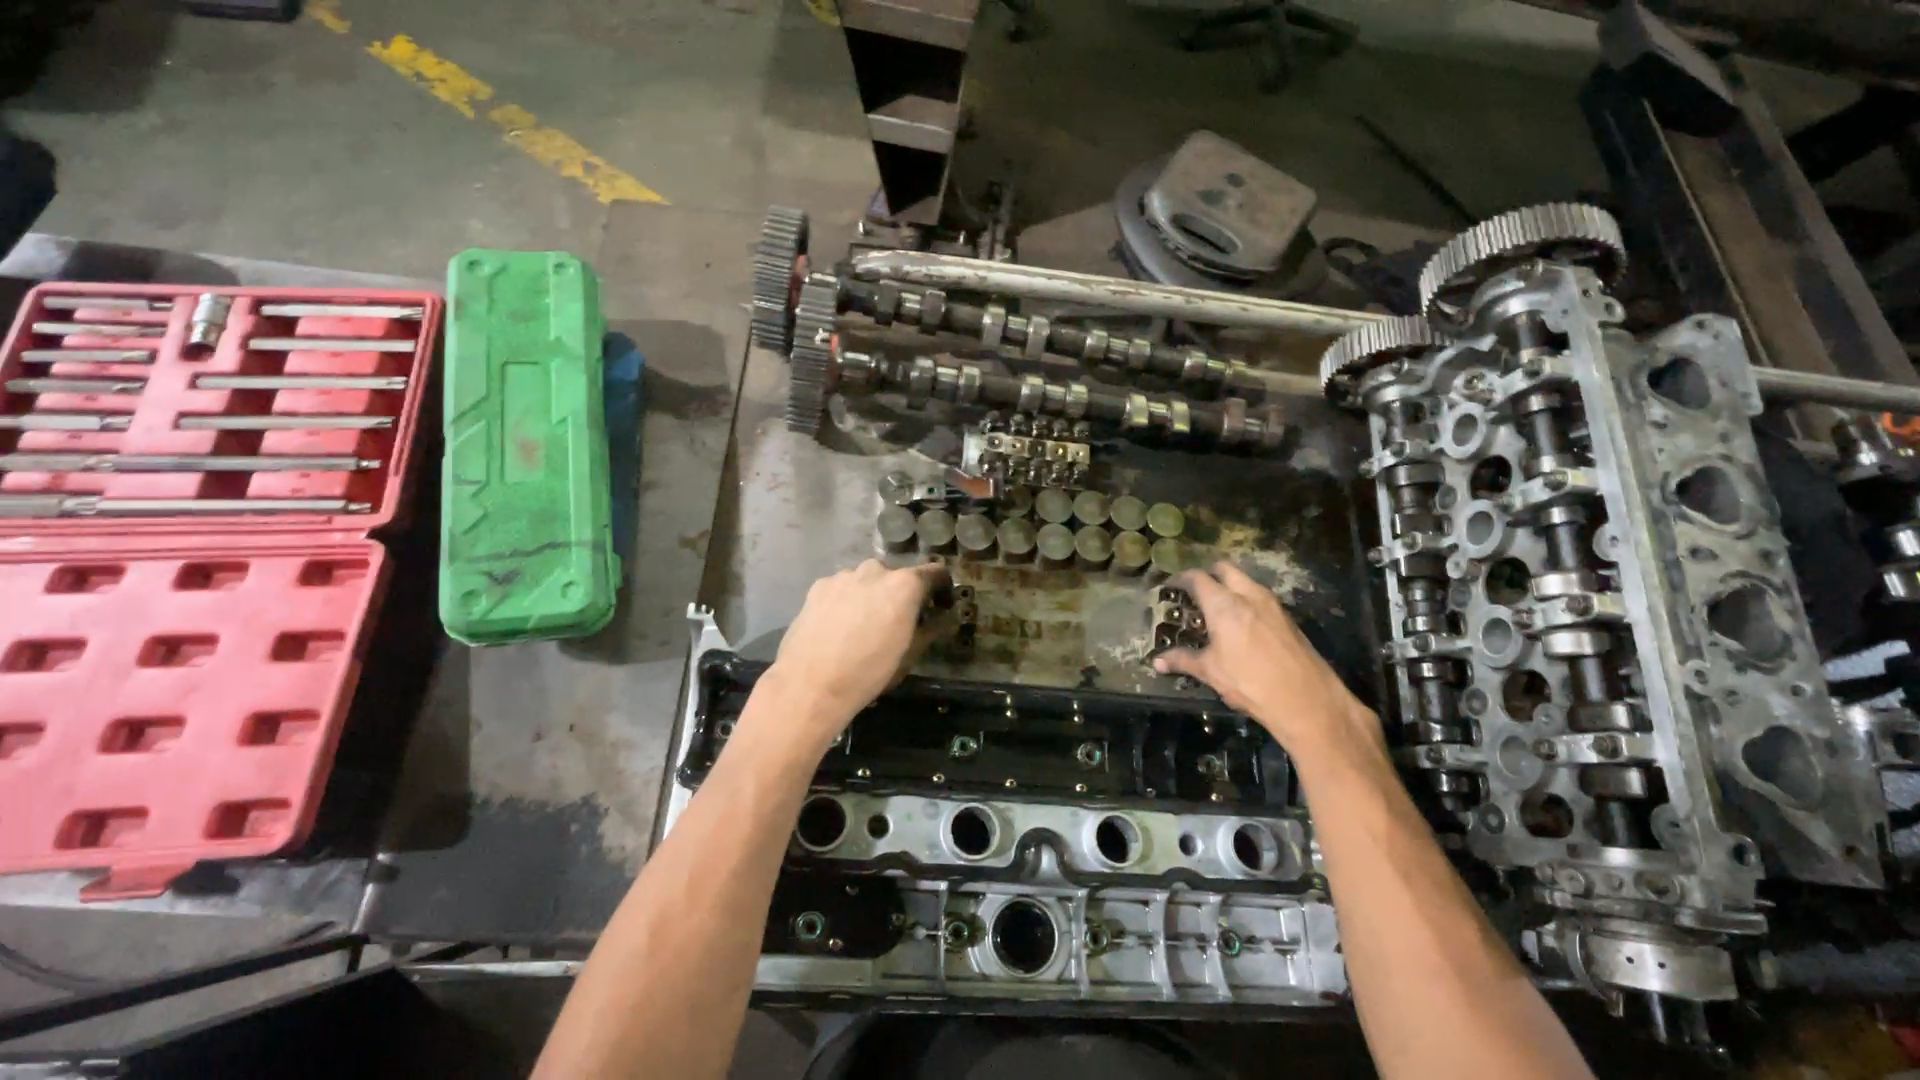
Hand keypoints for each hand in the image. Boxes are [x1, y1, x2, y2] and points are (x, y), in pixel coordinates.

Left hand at [759, 559, 948, 744]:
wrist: (811, 684)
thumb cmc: (869, 671)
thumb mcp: (909, 655)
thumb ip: (930, 629)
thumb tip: (943, 619)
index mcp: (904, 585)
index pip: (935, 573)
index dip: (942, 589)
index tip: (939, 606)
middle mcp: (874, 571)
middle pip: (896, 576)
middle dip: (901, 595)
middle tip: (897, 621)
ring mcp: (842, 576)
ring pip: (866, 581)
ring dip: (871, 596)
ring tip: (862, 626)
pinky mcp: (818, 587)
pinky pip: (841, 589)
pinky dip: (846, 601)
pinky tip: (838, 627)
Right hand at [1154, 562, 1381, 757]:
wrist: (1305, 699)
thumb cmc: (1250, 682)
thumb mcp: (1211, 672)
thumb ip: (1183, 660)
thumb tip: (1157, 661)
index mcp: (1224, 604)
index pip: (1198, 578)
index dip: (1181, 579)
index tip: (1170, 586)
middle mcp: (1249, 595)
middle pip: (1225, 569)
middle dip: (1208, 574)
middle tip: (1195, 591)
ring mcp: (1272, 604)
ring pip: (1246, 581)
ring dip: (1230, 586)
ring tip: (1216, 608)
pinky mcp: (1287, 617)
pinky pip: (1261, 597)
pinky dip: (1246, 600)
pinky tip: (1241, 623)